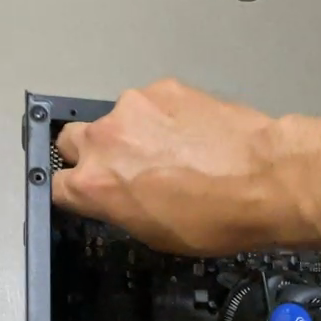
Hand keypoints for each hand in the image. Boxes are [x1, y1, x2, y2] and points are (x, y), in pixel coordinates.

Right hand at [52, 80, 312, 255]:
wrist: (263, 178)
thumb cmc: (212, 220)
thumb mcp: (155, 234)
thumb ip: (119, 208)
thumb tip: (115, 197)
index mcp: (95, 185)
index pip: (56, 185)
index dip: (73, 193)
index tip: (89, 197)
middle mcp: (104, 139)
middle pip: (71, 141)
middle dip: (88, 155)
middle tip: (121, 170)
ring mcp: (133, 107)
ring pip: (113, 119)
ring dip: (129, 134)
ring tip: (168, 152)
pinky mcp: (163, 86)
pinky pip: (149, 104)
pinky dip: (160, 118)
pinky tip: (189, 134)